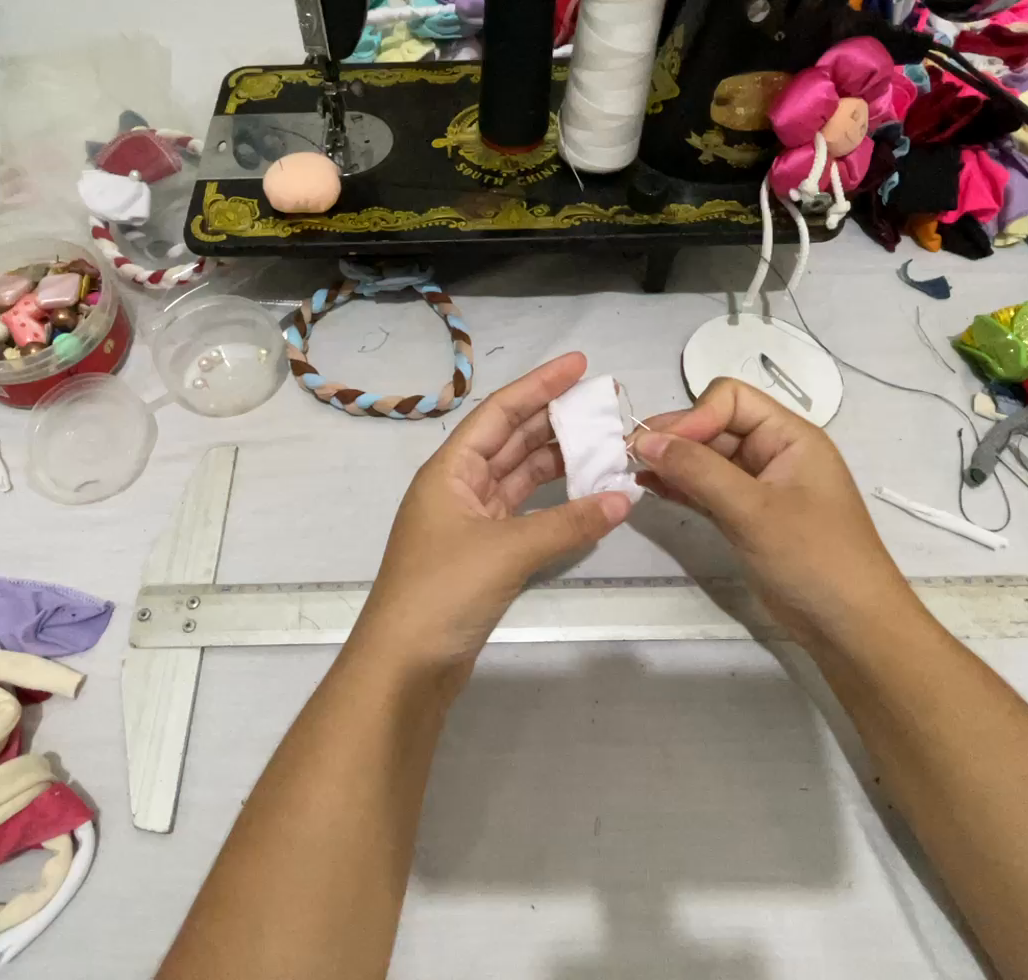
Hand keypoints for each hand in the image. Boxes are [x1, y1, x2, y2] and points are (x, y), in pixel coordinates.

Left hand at [357, 353, 632, 675]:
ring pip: (519, 478)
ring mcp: (470, 522)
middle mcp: (458, 487)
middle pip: (510, 440)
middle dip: (554, 420)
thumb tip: (622, 500)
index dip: (539, 385)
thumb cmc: (443, 591)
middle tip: (604, 405)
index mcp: (449, 470)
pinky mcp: (483, 554)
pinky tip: (587, 497)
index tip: (580, 364)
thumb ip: (567, 523)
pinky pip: (524, 514)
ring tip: (604, 444)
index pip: (498, 413)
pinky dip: (554, 505)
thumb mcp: (506, 551)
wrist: (405, 663)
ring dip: (558, 462)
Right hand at [633, 379, 914, 643]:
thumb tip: (645, 441)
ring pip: (704, 458)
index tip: (659, 446)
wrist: (847, 626)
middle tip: (627, 455)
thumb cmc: (812, 558)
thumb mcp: (754, 510)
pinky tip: (648, 486)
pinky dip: (677, 485)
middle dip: (673, 436)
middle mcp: (772, 453)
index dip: (693, 416)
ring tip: (629, 470)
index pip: (730, 400)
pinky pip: (703, 488)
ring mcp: (756, 486)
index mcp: (789, 437)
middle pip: (713, 425)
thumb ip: (698, 471)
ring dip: (670, 461)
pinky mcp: (743, 516)